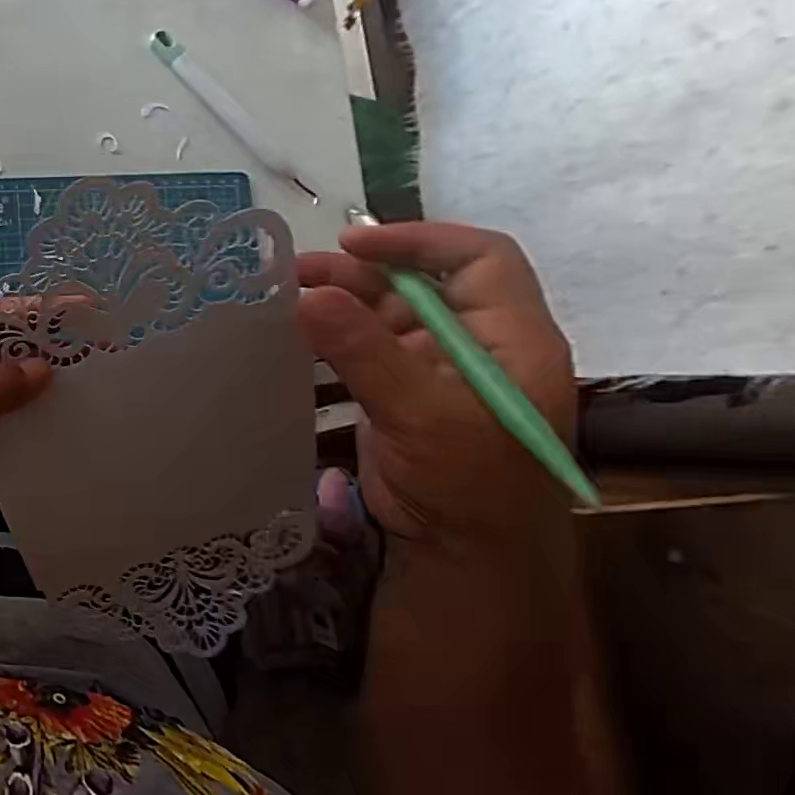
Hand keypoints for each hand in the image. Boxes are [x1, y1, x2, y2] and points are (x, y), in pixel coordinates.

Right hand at [298, 222, 576, 557]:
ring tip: (284, 297)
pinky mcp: (399, 395)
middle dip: (358, 273)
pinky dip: (329, 338)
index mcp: (510, 339)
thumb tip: (309, 294)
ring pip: (383, 316)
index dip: (419, 240)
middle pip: (418, 286)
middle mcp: (474, 345)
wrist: (460, 555)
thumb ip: (366, 352)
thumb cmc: (467, 484)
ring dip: (337, 303)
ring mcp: (433, 371)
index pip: (479, 260)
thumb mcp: (421, 414)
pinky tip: (294, 336)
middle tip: (296, 273)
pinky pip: (362, 350)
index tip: (352, 244)